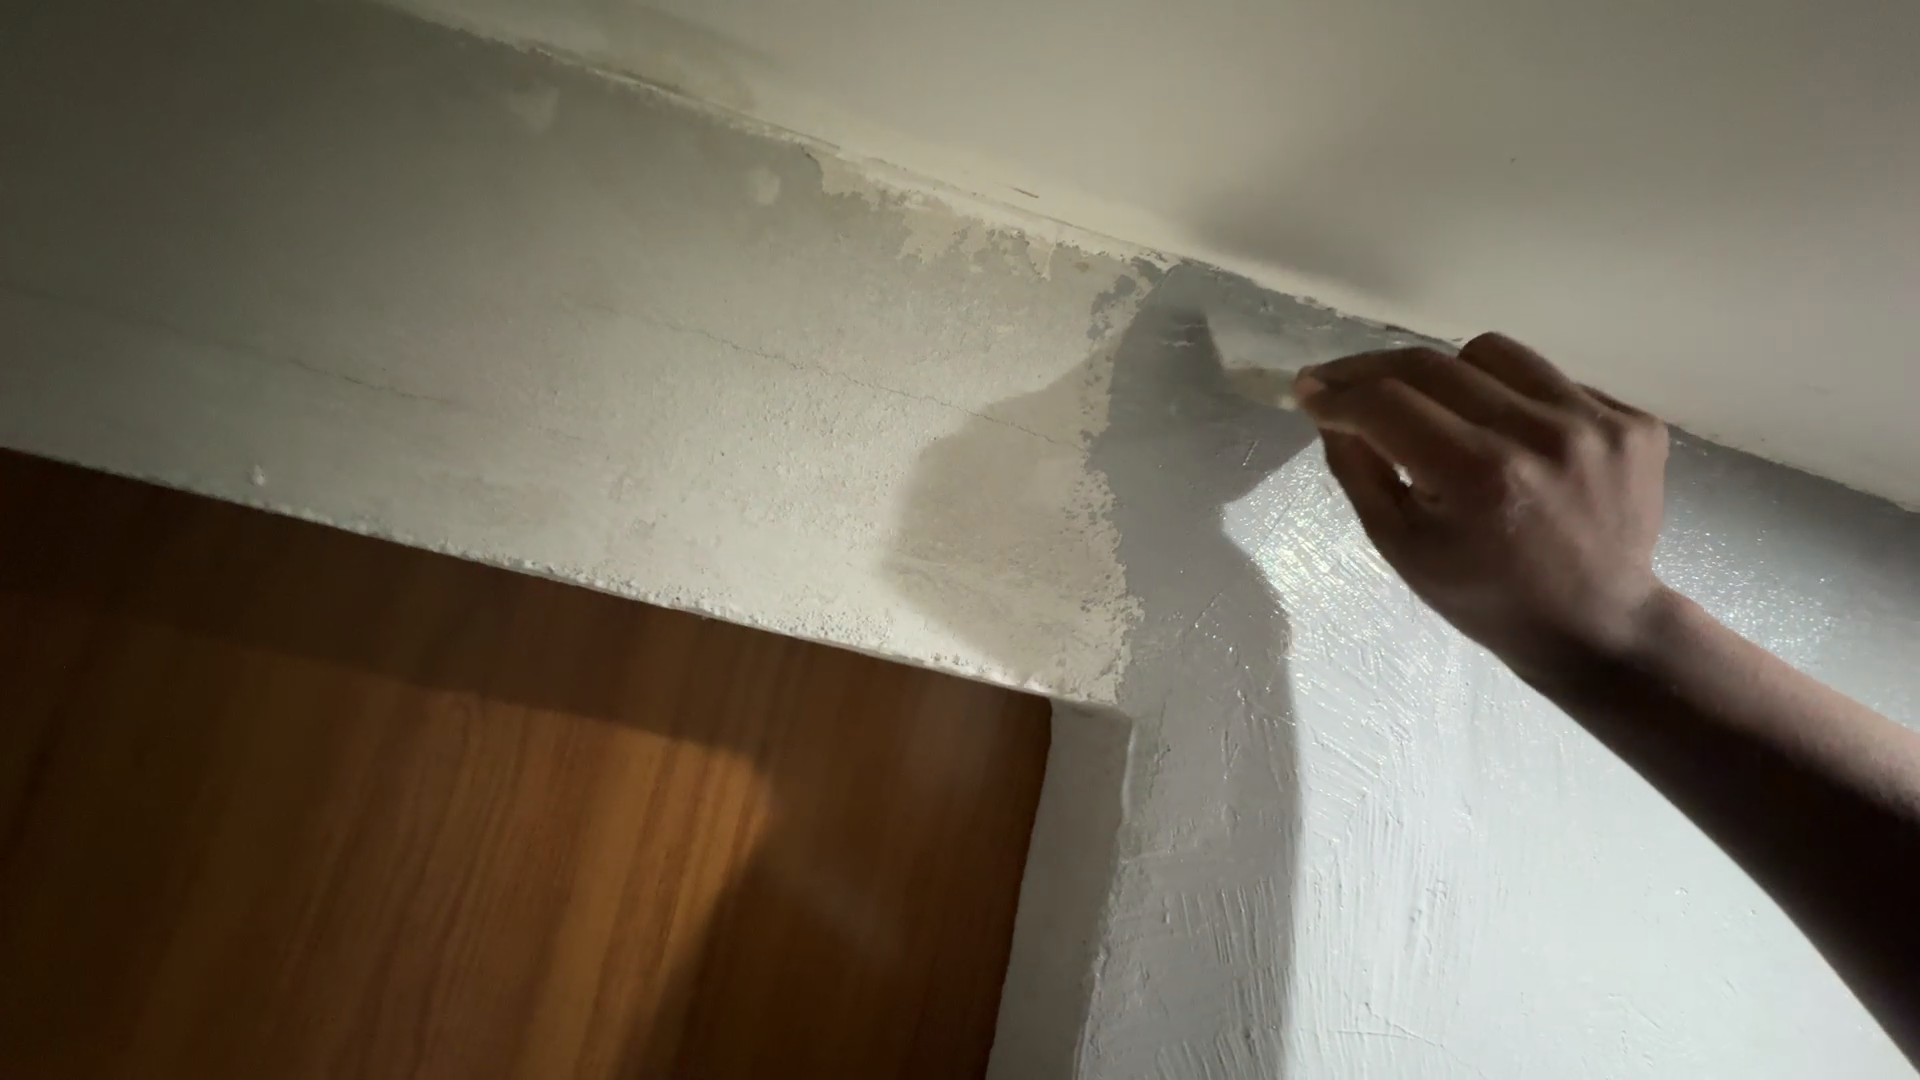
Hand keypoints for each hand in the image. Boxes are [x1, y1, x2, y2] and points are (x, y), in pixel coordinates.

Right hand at [1293, 333, 1673, 676]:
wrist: (1591, 621)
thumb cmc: (1477, 592)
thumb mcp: (1396, 542)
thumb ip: (1356, 469)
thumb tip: (1328, 410)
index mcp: (1477, 476)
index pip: (1386, 404)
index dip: (1336, 393)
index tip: (1306, 390)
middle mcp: (1541, 434)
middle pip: (1430, 364)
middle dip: (1369, 369)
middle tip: (1338, 382)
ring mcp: (1596, 422)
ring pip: (1488, 353)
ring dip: (1439, 374)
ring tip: (1428, 410)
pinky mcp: (1629, 420)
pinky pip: (1543, 377)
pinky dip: (1501, 395)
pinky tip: (1496, 435)